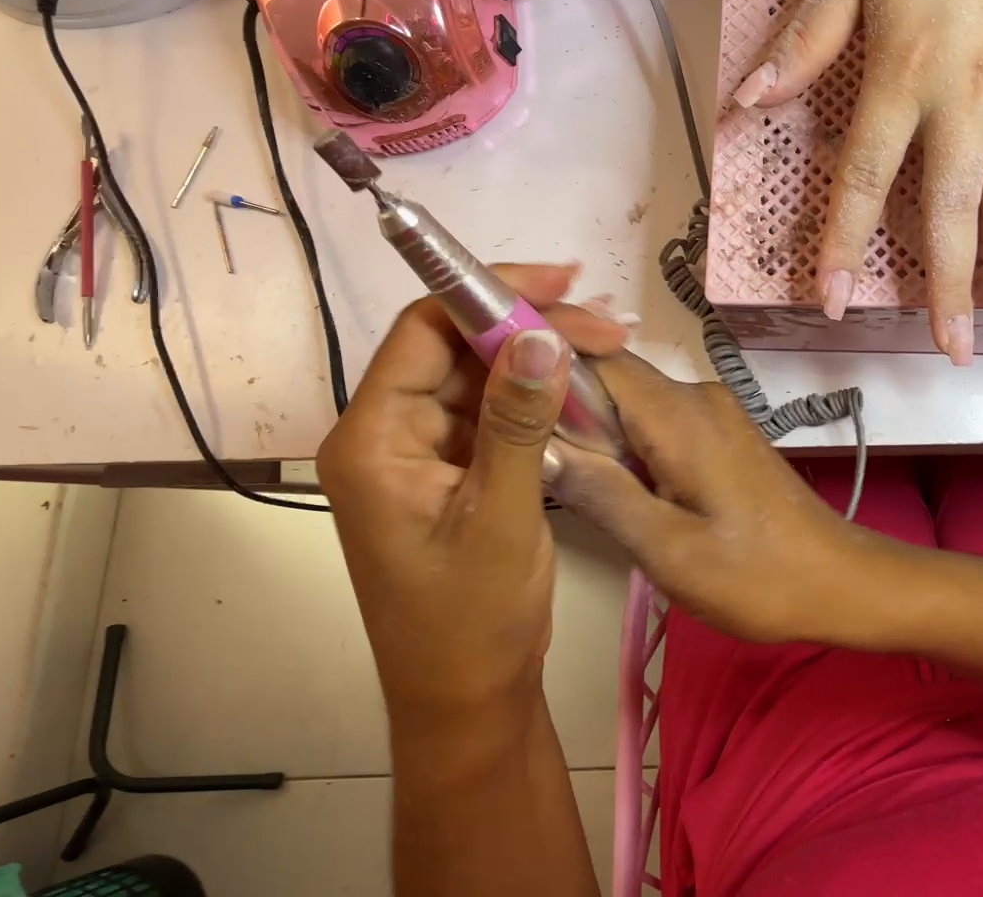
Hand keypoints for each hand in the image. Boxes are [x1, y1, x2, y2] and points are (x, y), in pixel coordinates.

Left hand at [316, 265, 628, 725]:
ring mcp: (426, 454)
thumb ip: (516, 421)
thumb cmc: (471, 618)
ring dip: (541, 361)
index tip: (564, 285)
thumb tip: (539, 335)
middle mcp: (392, 434)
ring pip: (482, 379)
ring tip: (608, 347)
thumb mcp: (500, 516)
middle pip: (457, 349)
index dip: (489, 294)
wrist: (470, 697)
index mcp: (374, 438)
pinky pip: (496, 415)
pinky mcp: (458, 472)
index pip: (424, 332)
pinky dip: (539, 399)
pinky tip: (585, 389)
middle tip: (609, 325)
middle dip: (531, 328)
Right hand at [548, 353, 880, 644]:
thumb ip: (602, 493)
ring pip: (633, 406)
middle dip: (565, 412)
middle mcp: (698, 397)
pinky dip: (629, 448)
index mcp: (681, 415)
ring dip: (597, 436)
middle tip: (527, 460)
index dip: (542, 363)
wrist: (840, 582)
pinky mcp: (723, 437)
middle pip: (612, 381)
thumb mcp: (668, 549)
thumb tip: (537, 447)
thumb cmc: (756, 576)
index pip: (596, 358)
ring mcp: (715, 415)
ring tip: (568, 483)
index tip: (497, 392)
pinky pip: (660, 425)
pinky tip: (620, 491)